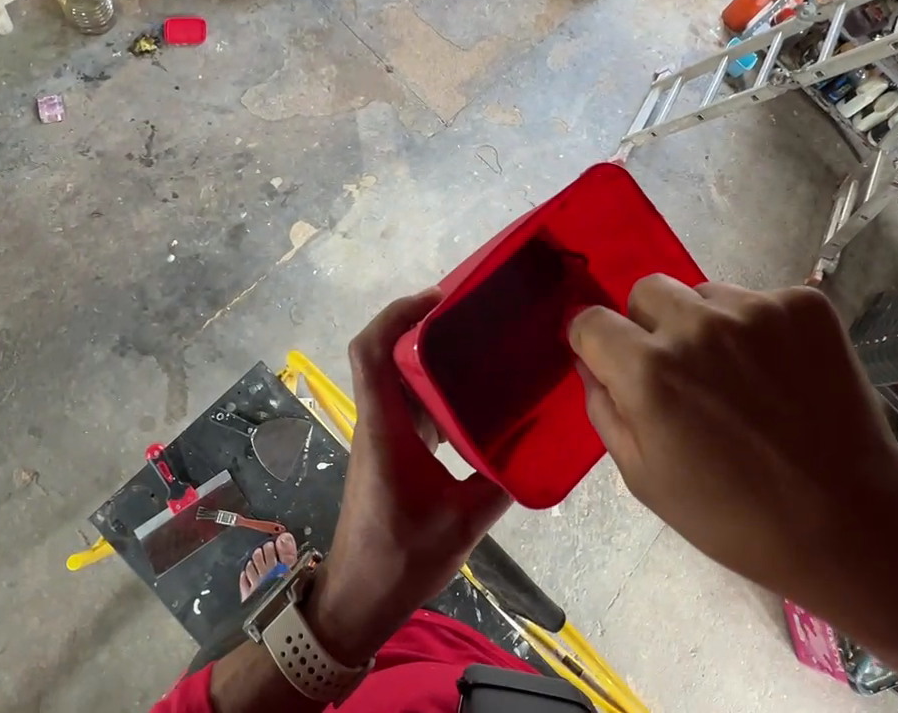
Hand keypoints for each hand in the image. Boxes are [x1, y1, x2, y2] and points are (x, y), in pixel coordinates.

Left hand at [307, 289, 511, 663]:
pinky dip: (434, 387)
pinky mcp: (391, 450)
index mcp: (385, 428)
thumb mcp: (463, 522)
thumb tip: (537, 442)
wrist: (359, 599)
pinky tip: (472, 396)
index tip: (438, 297)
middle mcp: (378, 421)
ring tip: (480, 343)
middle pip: (385, 353)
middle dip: (423, 324)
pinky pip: (409, 401)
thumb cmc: (401, 558)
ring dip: (428, 354)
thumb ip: (500, 480)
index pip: (370, 349)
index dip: (397, 312)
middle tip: (474, 313)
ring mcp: (382, 435)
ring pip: (398, 376)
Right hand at [569, 278, 897, 710]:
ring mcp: (756, 308)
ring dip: (706, 324)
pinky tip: (780, 373)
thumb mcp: (645, 479)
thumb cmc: (735, 516)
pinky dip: (759, 329)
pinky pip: (758, 300)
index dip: (594, 341)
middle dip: (649, 324)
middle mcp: (697, 326)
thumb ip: (605, 409)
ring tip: (740, 377)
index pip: (591, 320)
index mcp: (649, 372)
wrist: (851, 521)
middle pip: (646, 291)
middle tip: (680, 370)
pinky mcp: (805, 304)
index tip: (609, 359)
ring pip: (704, 293)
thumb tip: (591, 362)